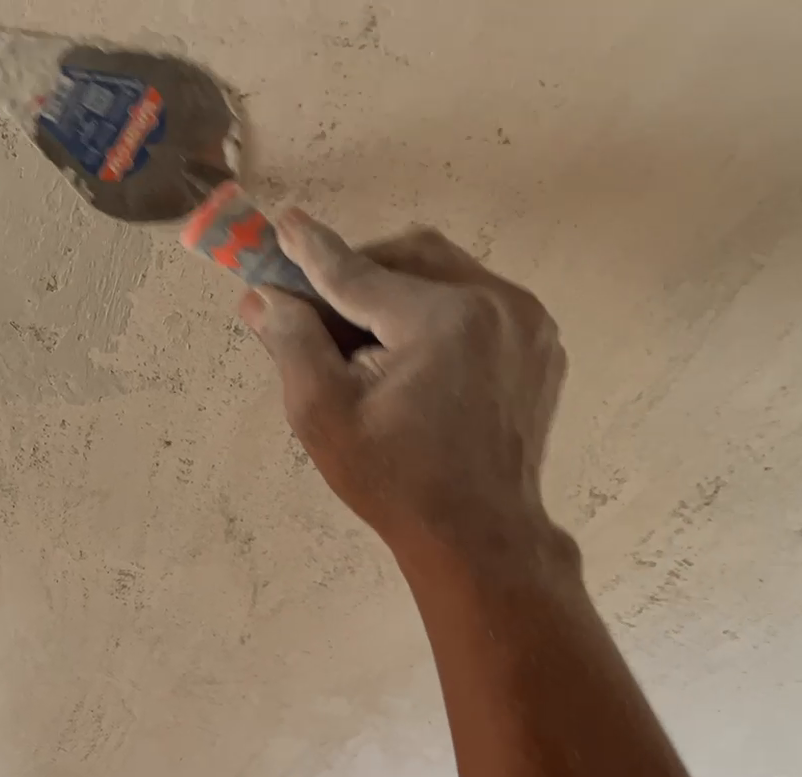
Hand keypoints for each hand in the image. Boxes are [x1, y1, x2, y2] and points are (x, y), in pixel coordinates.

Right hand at [239, 210, 567, 562]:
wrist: (476, 530)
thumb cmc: (388, 476)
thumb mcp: (319, 412)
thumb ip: (290, 342)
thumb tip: (262, 298)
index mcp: (442, 318)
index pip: (356, 272)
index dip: (311, 249)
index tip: (282, 222)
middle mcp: (497, 302)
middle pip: (410, 254)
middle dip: (355, 271)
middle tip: (314, 309)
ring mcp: (528, 321)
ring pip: (446, 272)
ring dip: (391, 290)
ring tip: (358, 343)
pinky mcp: (539, 343)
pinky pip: (475, 301)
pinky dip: (428, 312)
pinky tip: (403, 359)